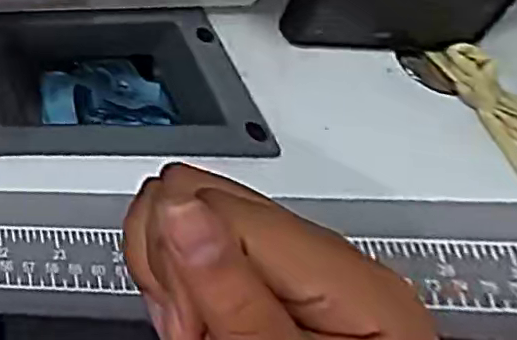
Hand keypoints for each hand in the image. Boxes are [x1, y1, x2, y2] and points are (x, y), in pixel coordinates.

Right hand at [123, 163, 436, 339]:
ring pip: (181, 202)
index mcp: (349, 277)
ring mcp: (295, 259)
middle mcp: (323, 253)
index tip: (190, 327)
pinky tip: (199, 316)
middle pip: (192, 190)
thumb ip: (232, 293)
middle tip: (191, 326)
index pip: (210, 203)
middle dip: (167, 253)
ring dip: (167, 262)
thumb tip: (180, 209)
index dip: (179, 258)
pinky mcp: (267, 269)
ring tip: (195, 325)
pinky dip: (174, 268)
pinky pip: (189, 226)